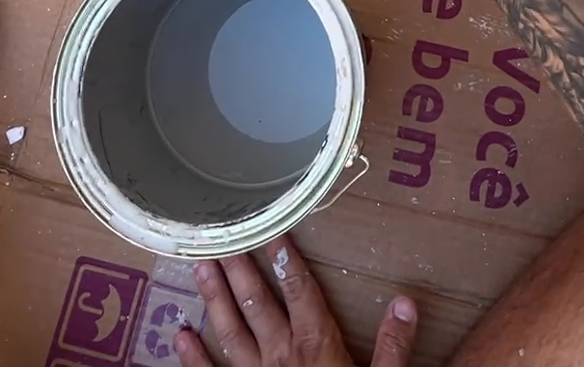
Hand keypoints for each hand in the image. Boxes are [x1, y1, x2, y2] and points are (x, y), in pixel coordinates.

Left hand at [175, 234, 417, 366]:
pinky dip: (192, 357)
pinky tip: (178, 334)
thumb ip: (393, 346)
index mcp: (316, 345)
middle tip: (222, 236)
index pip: (300, 290)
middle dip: (241, 267)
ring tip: (199, 266)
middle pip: (257, 302)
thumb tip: (405, 301)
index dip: (288, 258)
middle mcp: (281, 355)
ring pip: (230, 331)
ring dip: (214, 298)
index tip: (274, 228)